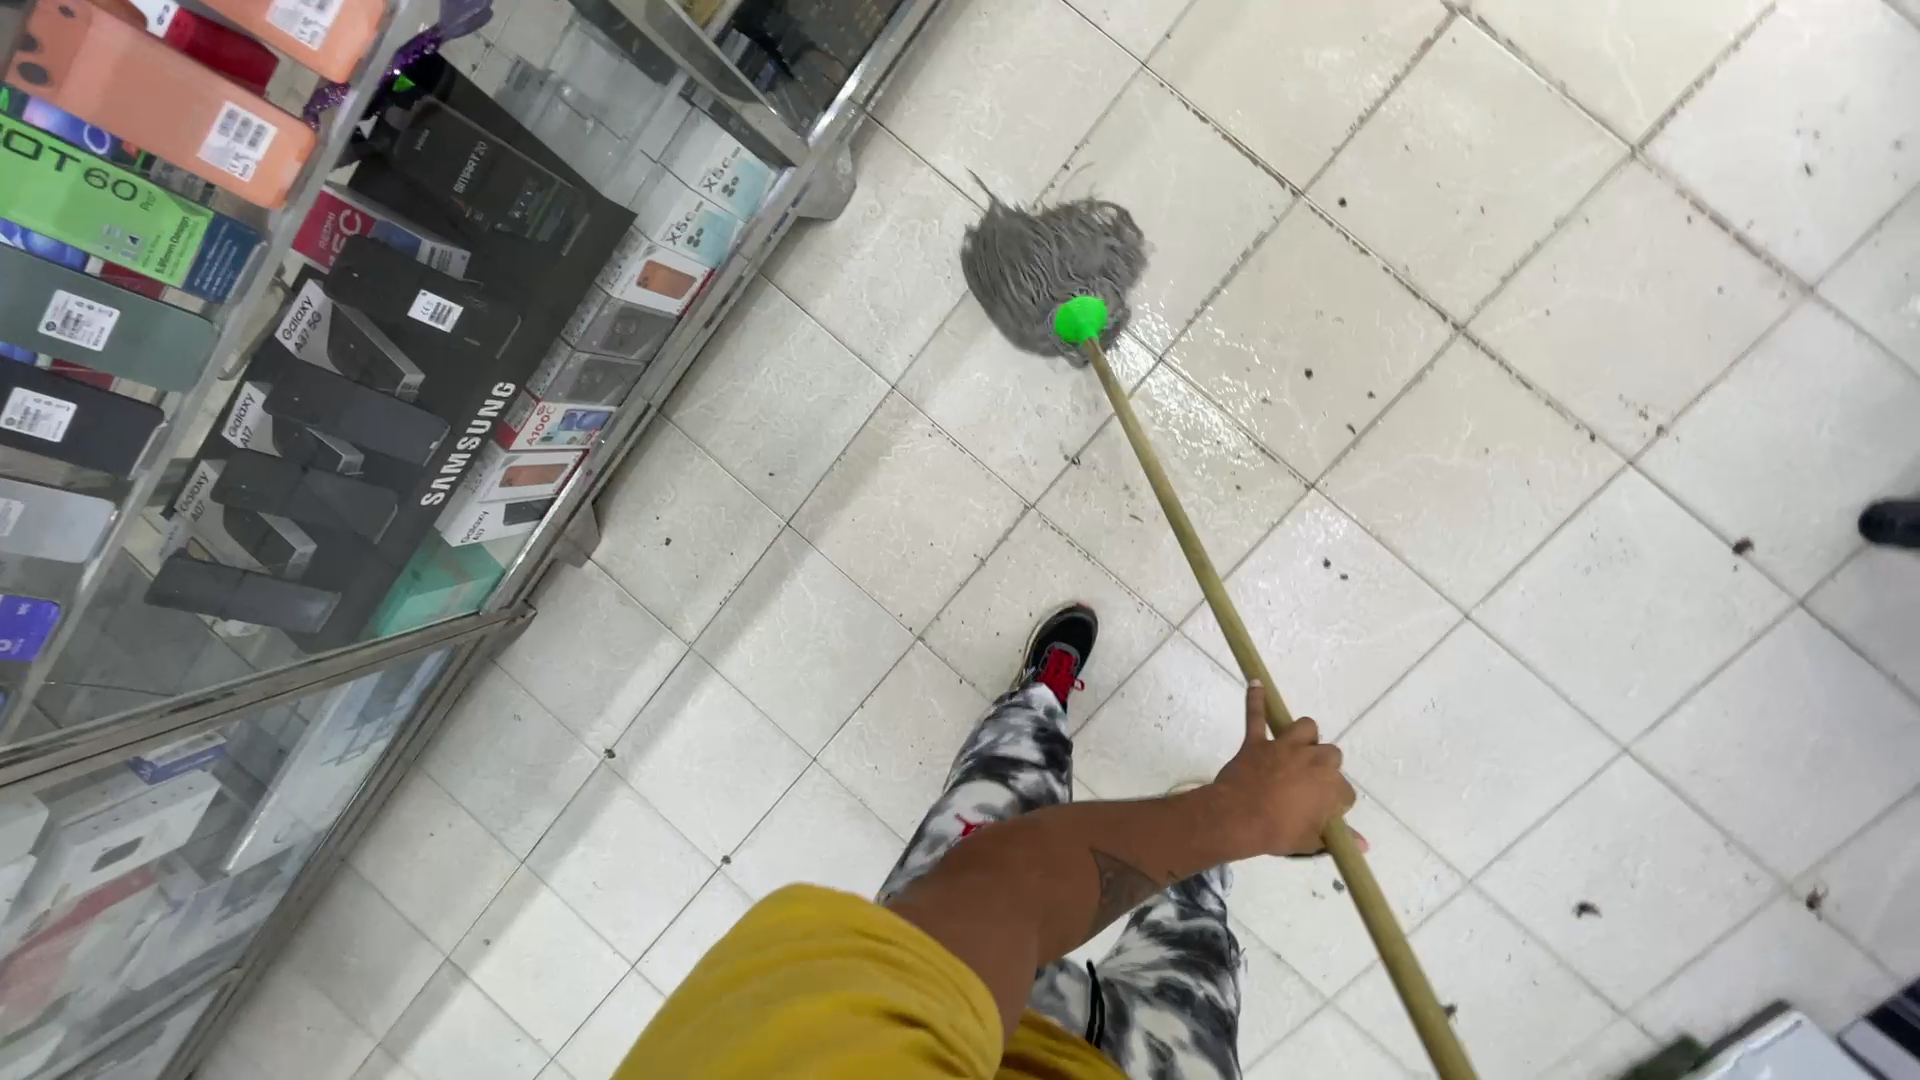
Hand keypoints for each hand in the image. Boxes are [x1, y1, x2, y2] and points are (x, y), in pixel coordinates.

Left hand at [1207, 682, 1359, 857]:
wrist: (1238, 817)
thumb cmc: (1277, 832)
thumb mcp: (1312, 842)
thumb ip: (1337, 838)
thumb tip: (1363, 845)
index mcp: (1331, 785)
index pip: (1344, 793)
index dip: (1332, 804)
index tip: (1320, 813)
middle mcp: (1313, 760)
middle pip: (1330, 755)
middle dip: (1323, 767)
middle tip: (1307, 785)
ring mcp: (1283, 747)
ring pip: (1305, 727)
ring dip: (1305, 736)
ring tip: (1298, 748)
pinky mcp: (1257, 742)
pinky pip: (1255, 715)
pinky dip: (1255, 699)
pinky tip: (1255, 683)